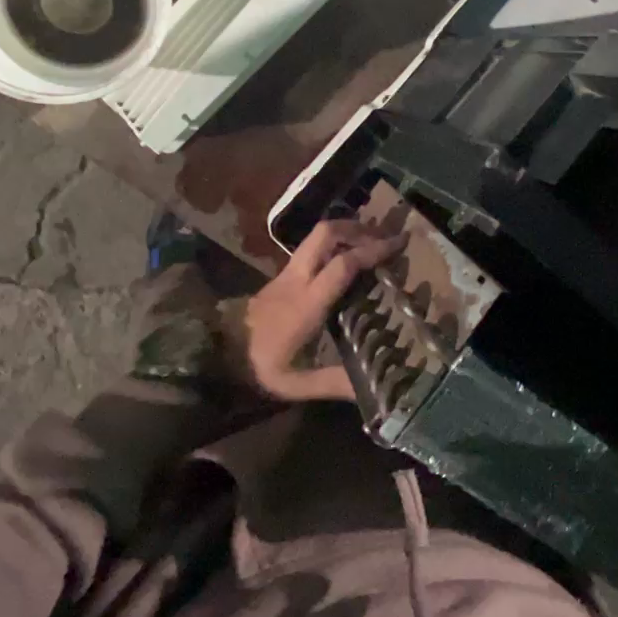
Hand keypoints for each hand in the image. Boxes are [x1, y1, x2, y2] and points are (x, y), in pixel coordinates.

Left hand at [223, 219, 404, 401]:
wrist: (218, 354)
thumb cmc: (261, 368)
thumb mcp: (298, 384)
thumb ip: (335, 382)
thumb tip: (375, 387)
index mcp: (305, 304)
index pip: (341, 265)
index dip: (372, 251)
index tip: (399, 245)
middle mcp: (295, 280)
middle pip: (325, 234)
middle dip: (359, 229)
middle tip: (386, 238)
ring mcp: (286, 274)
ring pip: (317, 237)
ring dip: (346, 233)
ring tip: (373, 243)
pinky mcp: (282, 276)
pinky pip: (312, 250)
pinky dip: (335, 246)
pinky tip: (350, 260)